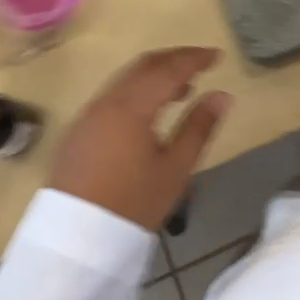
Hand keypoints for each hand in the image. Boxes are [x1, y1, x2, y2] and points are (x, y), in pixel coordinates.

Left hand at [50, 47, 232, 229]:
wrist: (77, 242)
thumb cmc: (134, 204)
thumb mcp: (175, 169)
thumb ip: (200, 127)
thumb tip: (222, 95)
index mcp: (131, 108)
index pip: (167, 69)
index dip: (194, 58)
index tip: (218, 56)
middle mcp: (105, 102)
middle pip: (142, 66)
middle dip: (174, 59)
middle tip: (201, 64)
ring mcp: (86, 116)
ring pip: (124, 80)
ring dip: (154, 75)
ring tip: (181, 89)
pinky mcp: (77, 132)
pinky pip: (111, 96)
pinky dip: (135, 91)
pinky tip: (149, 111)